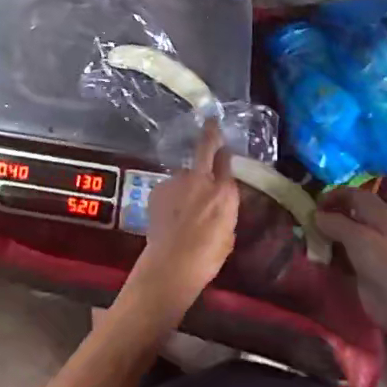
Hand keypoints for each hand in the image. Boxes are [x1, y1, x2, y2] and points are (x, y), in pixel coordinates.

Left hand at [127, 121, 238, 319]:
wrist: (172, 262)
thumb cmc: (208, 256)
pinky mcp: (158, 188)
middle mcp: (201, 179)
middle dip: (210, 134)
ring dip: (186, 182)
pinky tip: (170, 212)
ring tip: (183, 204)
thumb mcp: (228, 232)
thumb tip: (218, 201)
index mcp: (224, 192)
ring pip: (184, 174)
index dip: (225, 151)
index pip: (226, 161)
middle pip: (205, 148)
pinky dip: (171, 195)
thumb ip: (224, 209)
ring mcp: (177, 181)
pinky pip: (168, 187)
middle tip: (211, 124)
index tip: (224, 146)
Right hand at [315, 185, 386, 335]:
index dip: (334, 195)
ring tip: (306, 238)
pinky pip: (343, 256)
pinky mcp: (364, 270)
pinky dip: (330, 254)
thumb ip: (335, 222)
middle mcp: (377, 228)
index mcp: (381, 214)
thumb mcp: (358, 237)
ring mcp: (371, 250)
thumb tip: (316, 214)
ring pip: (344, 236)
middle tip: (305, 220)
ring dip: (326, 235)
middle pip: (348, 215)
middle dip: (327, 215)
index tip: (312, 203)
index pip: (354, 194)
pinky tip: (317, 257)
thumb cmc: (386, 264)